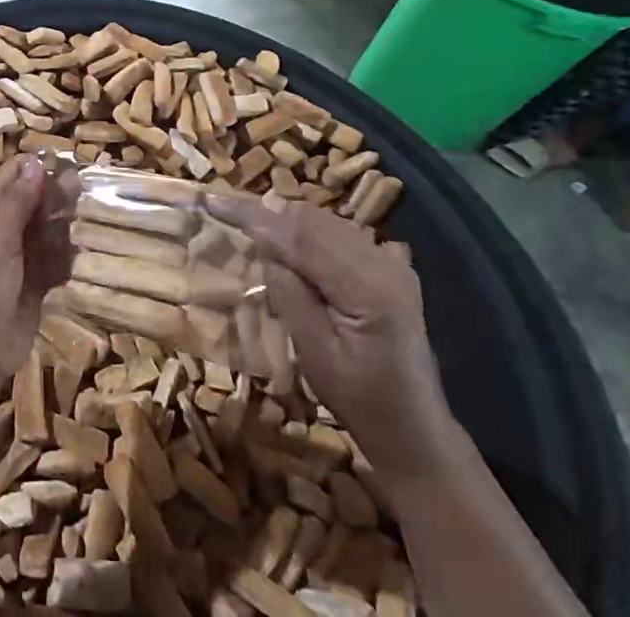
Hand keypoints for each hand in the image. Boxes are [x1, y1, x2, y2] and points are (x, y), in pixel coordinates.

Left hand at [0, 156, 74, 391]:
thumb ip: (17, 201)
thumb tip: (34, 161)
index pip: (13, 178)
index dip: (37, 168)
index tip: (69, 162)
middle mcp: (4, 232)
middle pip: (34, 203)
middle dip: (58, 196)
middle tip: (87, 191)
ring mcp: (21, 259)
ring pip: (49, 231)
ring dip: (67, 225)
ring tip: (92, 218)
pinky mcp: (37, 285)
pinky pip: (57, 261)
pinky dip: (69, 256)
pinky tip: (86, 250)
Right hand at [208, 195, 457, 472]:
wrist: (413, 427)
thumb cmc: (361, 401)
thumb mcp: (315, 355)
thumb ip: (290, 296)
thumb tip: (266, 251)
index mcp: (368, 287)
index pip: (302, 237)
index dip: (257, 218)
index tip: (217, 202)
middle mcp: (384, 263)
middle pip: (315, 221)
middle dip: (270, 215)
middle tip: (226, 213)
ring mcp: (392, 263)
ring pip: (328, 222)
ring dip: (289, 224)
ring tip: (252, 230)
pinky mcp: (391, 269)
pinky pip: (343, 235)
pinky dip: (311, 234)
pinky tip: (292, 250)